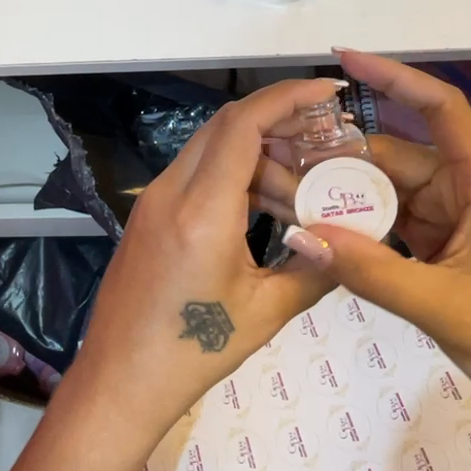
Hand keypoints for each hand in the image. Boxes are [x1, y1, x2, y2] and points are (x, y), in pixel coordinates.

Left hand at [63, 78, 340, 435]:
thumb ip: (314, 269)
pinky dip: (235, 175)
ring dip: (259, 154)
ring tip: (303, 187)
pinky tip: (266, 207)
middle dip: (280, 122)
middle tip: (326, 140)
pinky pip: (197, 173)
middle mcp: (172, 190)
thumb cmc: (192, 353)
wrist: (119, 379)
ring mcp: (154, 198)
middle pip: (227, 126)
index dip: (287, 97)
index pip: (243, 124)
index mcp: (201, 209)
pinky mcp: (149, 212)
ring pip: (212, 148)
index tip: (329, 90)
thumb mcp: (265, 313)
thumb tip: (352, 240)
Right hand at [253, 50, 470, 406]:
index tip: (347, 60)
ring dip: (346, 192)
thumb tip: (300, 232)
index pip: (442, 110)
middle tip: (288, 161)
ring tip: (294, 194)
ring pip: (387, 187)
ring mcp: (448, 217)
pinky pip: (388, 218)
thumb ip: (370, 270)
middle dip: (346, 156)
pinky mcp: (436, 243)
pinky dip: (357, 221)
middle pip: (397, 154)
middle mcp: (463, 190)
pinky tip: (322, 226)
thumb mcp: (441, 304)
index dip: (397, 78)